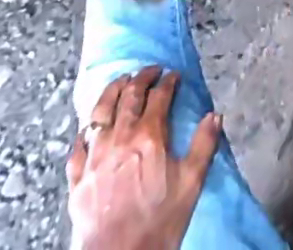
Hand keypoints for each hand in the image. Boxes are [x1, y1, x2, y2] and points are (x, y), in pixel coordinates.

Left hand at [68, 67, 220, 249]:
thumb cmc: (159, 222)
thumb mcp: (191, 184)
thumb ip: (204, 145)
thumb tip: (215, 115)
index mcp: (149, 135)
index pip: (160, 96)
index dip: (168, 82)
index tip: (174, 75)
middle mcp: (120, 135)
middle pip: (130, 94)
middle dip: (142, 77)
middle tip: (151, 70)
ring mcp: (95, 153)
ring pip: (101, 109)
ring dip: (113, 90)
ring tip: (122, 80)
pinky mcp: (77, 173)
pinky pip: (80, 141)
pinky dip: (88, 127)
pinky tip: (92, 125)